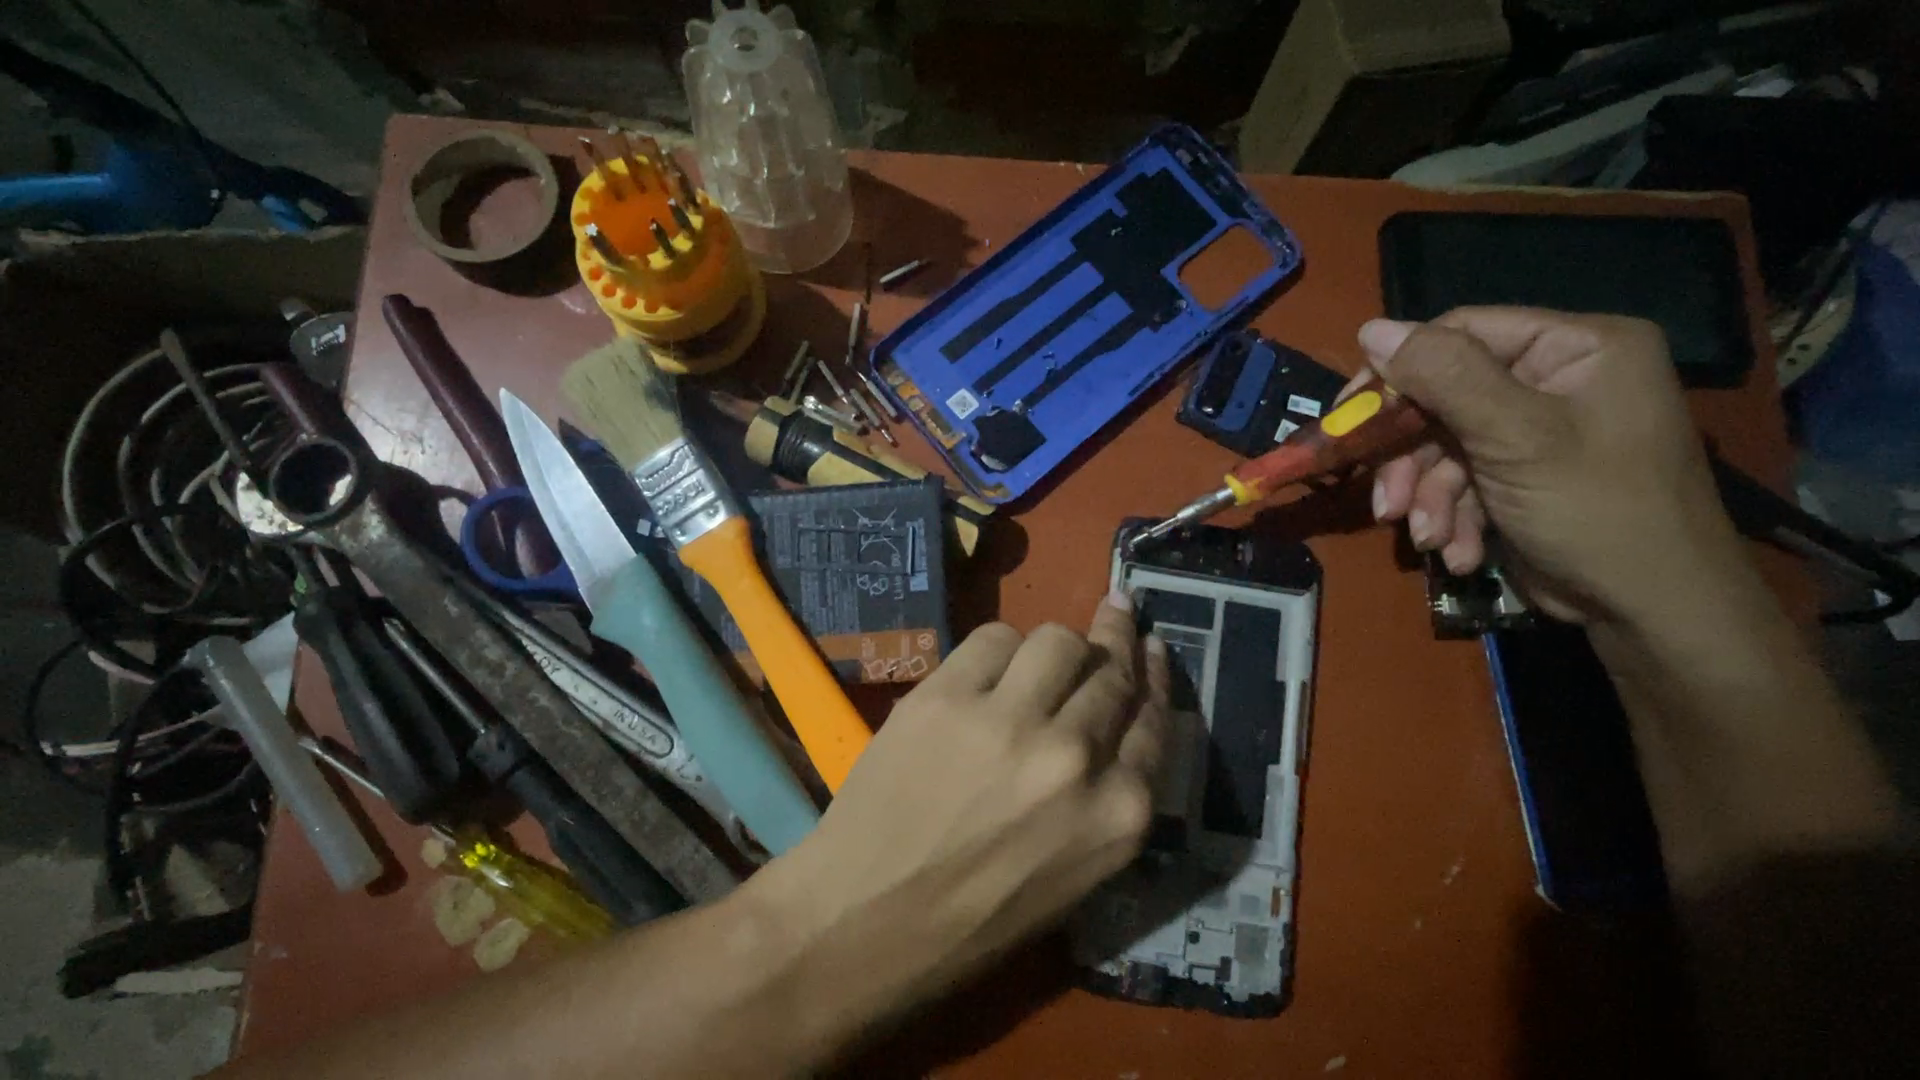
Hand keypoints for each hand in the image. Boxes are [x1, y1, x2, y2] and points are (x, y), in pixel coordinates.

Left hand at [750, 593, 1168, 1008]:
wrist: (866, 919)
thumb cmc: (975, 917)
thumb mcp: (1075, 874)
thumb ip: (1106, 797)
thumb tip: (1116, 725)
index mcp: (1119, 815)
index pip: (1155, 720)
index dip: (1155, 674)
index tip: (1153, 643)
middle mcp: (1075, 758)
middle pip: (1110, 672)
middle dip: (1114, 645)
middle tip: (1113, 618)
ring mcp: (1008, 721)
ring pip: (1058, 640)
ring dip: (1058, 646)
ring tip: (1041, 658)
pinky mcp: (946, 696)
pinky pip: (993, 638)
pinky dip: (999, 648)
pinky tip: (989, 667)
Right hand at [1359, 307, 1744, 623]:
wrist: (1651, 609)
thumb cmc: (1596, 508)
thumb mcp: (1515, 436)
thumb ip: (1444, 376)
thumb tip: (1370, 328)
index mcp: (1576, 348)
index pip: (1462, 334)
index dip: (1399, 372)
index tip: (1351, 414)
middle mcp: (1557, 380)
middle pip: (1444, 398)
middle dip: (1413, 459)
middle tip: (1388, 502)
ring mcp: (1538, 432)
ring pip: (1445, 448)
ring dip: (1428, 498)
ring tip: (1429, 538)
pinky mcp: (1521, 477)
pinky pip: (1464, 482)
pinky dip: (1452, 518)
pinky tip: (1458, 551)